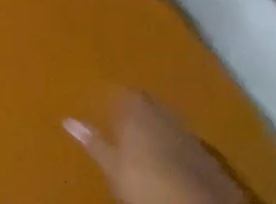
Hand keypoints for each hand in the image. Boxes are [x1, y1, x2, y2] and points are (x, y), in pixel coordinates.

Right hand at [67, 93, 248, 203]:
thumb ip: (93, 142)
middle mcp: (164, 114)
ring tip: (148, 141)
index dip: (116, 98)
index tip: (106, 104)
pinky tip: (173, 159)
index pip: (125, 94)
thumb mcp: (112, 166)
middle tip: (125, 120)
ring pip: (169, 121)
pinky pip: (186, 140)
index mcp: (138, 112)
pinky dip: (177, 144)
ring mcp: (189, 133)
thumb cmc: (144, 182)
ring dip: (159, 126)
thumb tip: (67, 120)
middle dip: (139, 109)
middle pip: (149, 104)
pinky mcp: (208, 154)